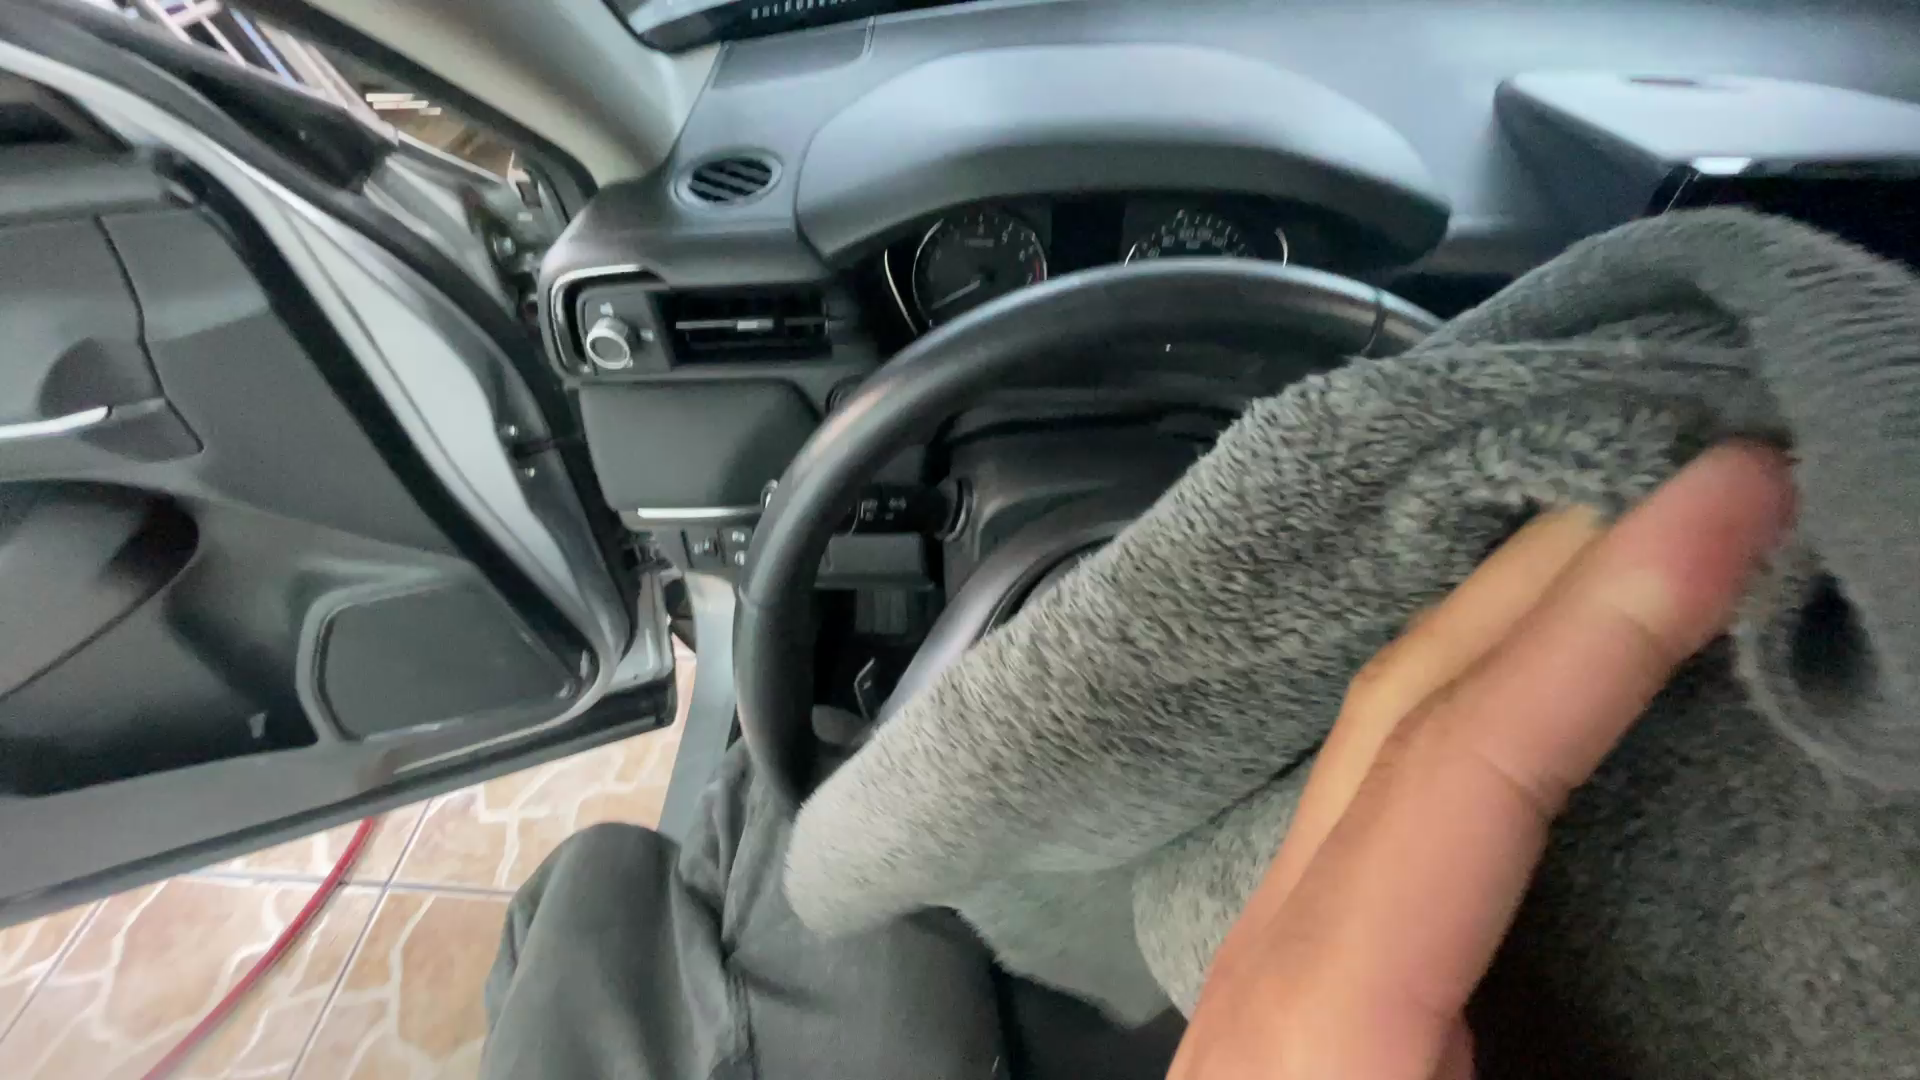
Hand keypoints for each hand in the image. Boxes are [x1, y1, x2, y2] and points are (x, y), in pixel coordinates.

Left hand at [1166, 442, 1794, 1079]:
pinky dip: (1470, 708)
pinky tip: (1536, 677)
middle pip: (1402, 706)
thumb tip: (1811, 954)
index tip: (1720, 492)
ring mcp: (1281, 918)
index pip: (1464, 757)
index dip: (1597, 619)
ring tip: (1620, 544)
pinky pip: (1386, 786)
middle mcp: (1285, 920)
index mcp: (1333, 992)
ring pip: (1384, 729)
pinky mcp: (1304, 940)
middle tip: (1679, 481)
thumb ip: (1651, 1028)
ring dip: (1504, 626)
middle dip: (1543, 581)